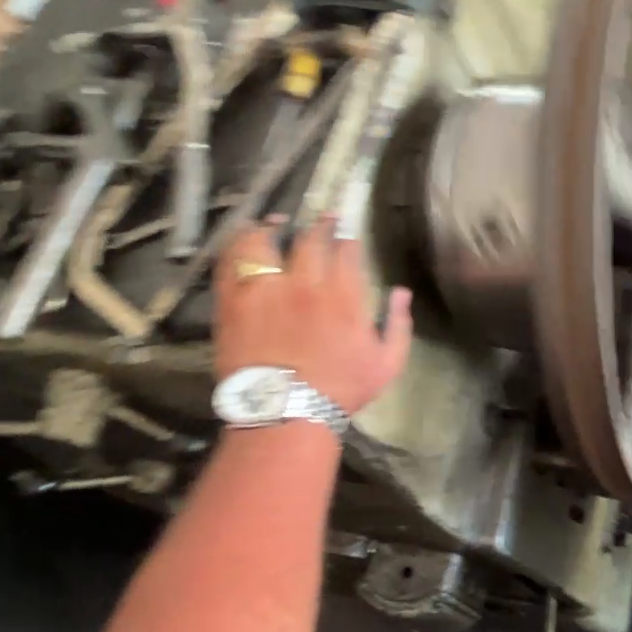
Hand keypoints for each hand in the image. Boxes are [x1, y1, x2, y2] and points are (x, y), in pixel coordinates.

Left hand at [213, 220, 413, 414]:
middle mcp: (304, 282)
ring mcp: (263, 289)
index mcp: (343, 295)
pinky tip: (242, 243)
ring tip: (275, 223)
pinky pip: (229, 263)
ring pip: (264, 241)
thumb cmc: (341, 390)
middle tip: (322, 219)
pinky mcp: (232, 302)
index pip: (346, 250)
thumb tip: (402, 292)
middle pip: (309, 239)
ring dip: (272, 228)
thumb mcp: (387, 363)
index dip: (347, 236)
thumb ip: (398, 324)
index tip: (346, 232)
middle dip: (319, 225)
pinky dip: (236, 248)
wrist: (286, 412)